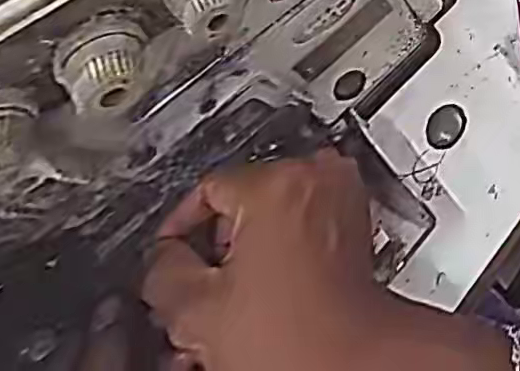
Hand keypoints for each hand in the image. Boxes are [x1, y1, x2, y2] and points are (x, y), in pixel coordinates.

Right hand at [143, 150, 397, 370]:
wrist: (340, 345)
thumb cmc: (286, 328)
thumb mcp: (195, 306)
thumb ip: (164, 271)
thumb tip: (162, 255)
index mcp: (279, 184)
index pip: (210, 186)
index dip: (180, 223)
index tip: (170, 249)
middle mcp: (319, 173)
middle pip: (248, 191)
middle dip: (220, 234)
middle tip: (204, 274)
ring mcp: (343, 187)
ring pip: (280, 200)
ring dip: (253, 234)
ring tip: (239, 279)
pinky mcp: (357, 206)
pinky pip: (310, 206)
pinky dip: (287, 231)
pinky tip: (272, 273)